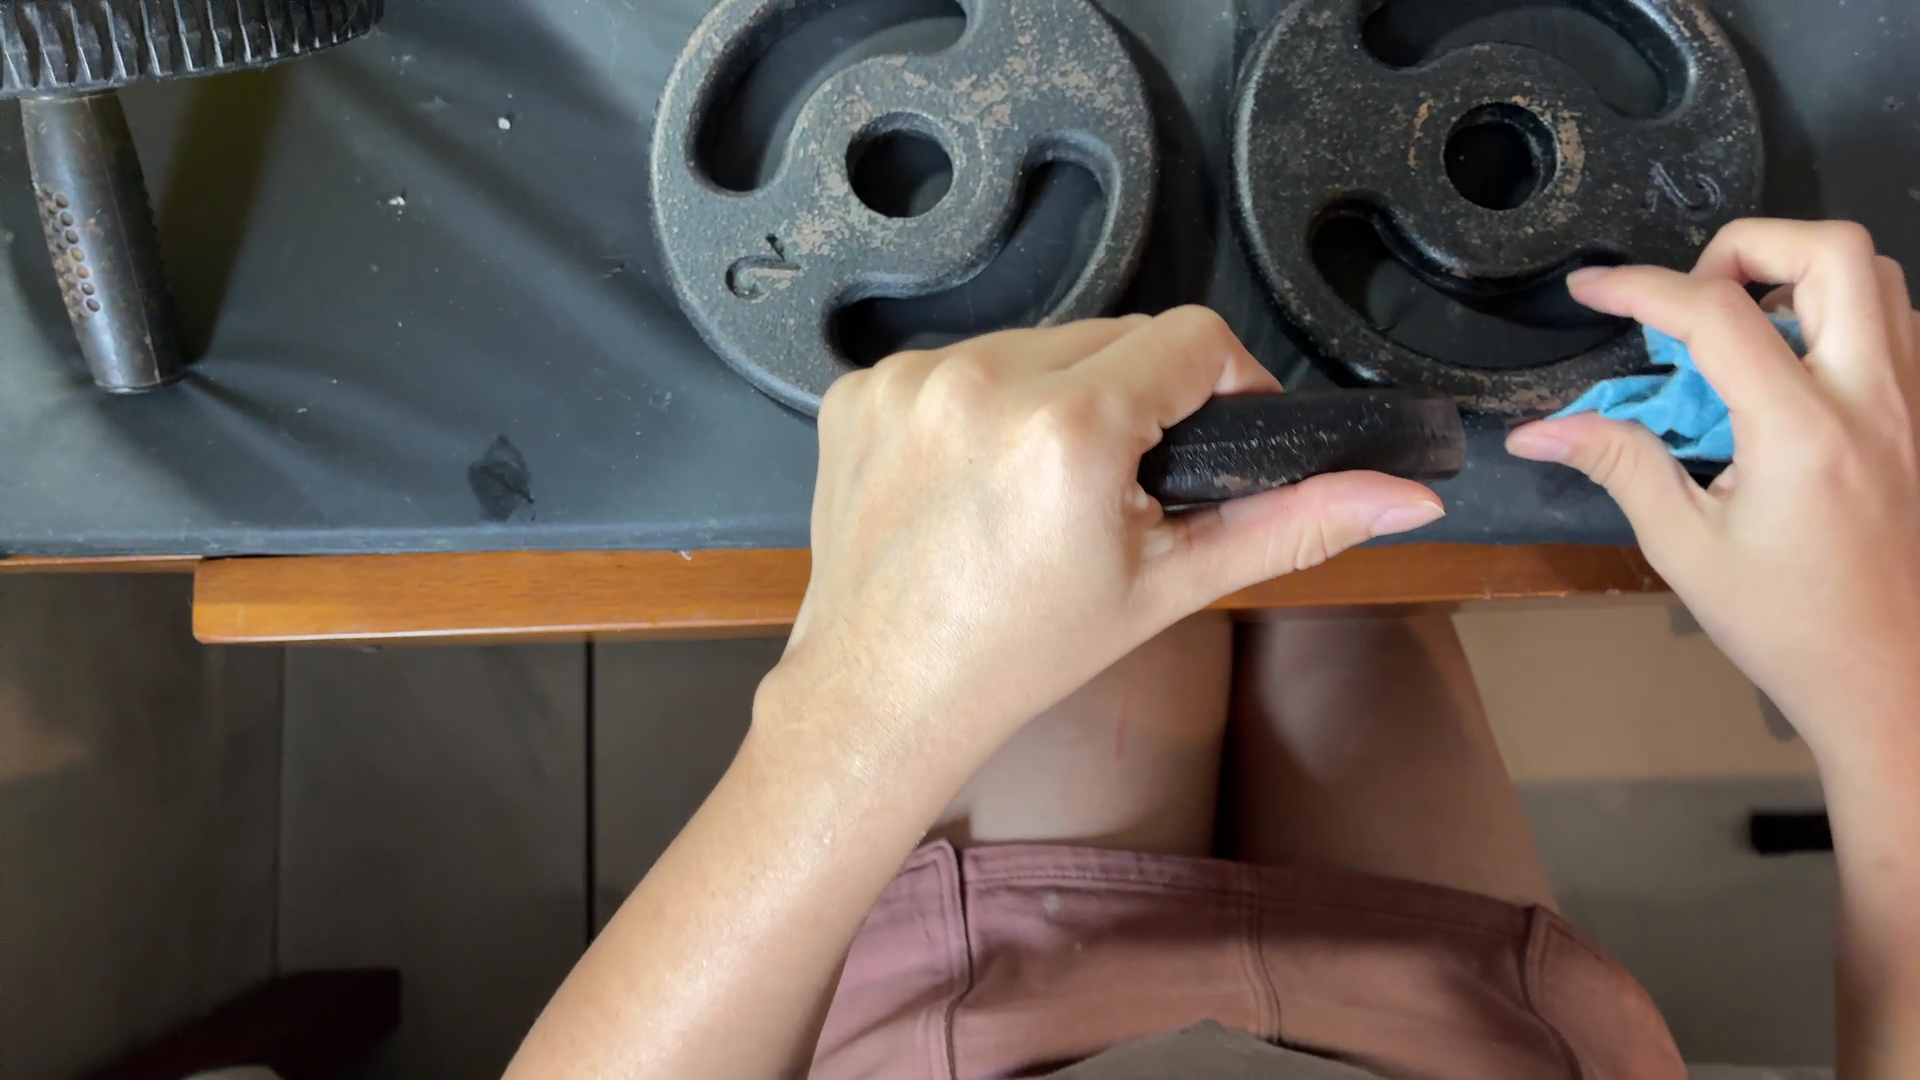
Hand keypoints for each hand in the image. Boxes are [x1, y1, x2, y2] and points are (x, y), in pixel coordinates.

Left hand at [761, 308, 1444, 789]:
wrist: (882, 693)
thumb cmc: (1024, 654)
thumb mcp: (1162, 589)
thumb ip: (1287, 526)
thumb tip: (1408, 493)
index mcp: (1067, 426)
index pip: (1191, 336)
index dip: (1222, 380)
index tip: (1212, 429)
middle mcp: (978, 380)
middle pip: (1106, 335)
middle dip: (1131, 393)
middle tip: (1116, 475)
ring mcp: (905, 381)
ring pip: (1027, 346)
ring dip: (1053, 393)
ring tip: (1038, 477)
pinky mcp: (857, 392)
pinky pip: (951, 367)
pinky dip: (977, 404)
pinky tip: (970, 472)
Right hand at [1507, 220, 1919, 762]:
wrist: (1903, 678)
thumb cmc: (1784, 620)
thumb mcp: (1680, 544)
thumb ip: (1618, 465)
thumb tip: (1535, 432)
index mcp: (1803, 430)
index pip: (1719, 318)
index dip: (1640, 288)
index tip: (1587, 287)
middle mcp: (1880, 396)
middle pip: (1837, 253)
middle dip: (1744, 248)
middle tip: (1678, 296)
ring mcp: (1918, 403)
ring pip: (1877, 282)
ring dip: (1789, 278)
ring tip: (1718, 329)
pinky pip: (1891, 328)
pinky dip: (1822, 318)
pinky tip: (1770, 371)